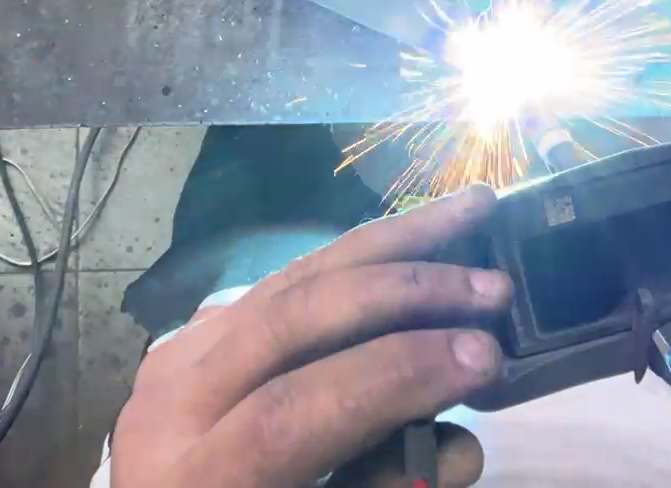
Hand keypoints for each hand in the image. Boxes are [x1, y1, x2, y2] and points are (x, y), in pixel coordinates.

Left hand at [111, 185, 513, 487]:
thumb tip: (457, 442)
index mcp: (196, 478)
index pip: (296, 409)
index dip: (396, 374)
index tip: (485, 355)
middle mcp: (176, 398)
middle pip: (297, 312)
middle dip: (408, 289)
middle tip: (494, 285)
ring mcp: (182, 350)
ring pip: (299, 269)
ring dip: (395, 241)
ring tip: (470, 210)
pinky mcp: (199, 326)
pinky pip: (291, 277)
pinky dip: (360, 257)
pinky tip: (412, 238)